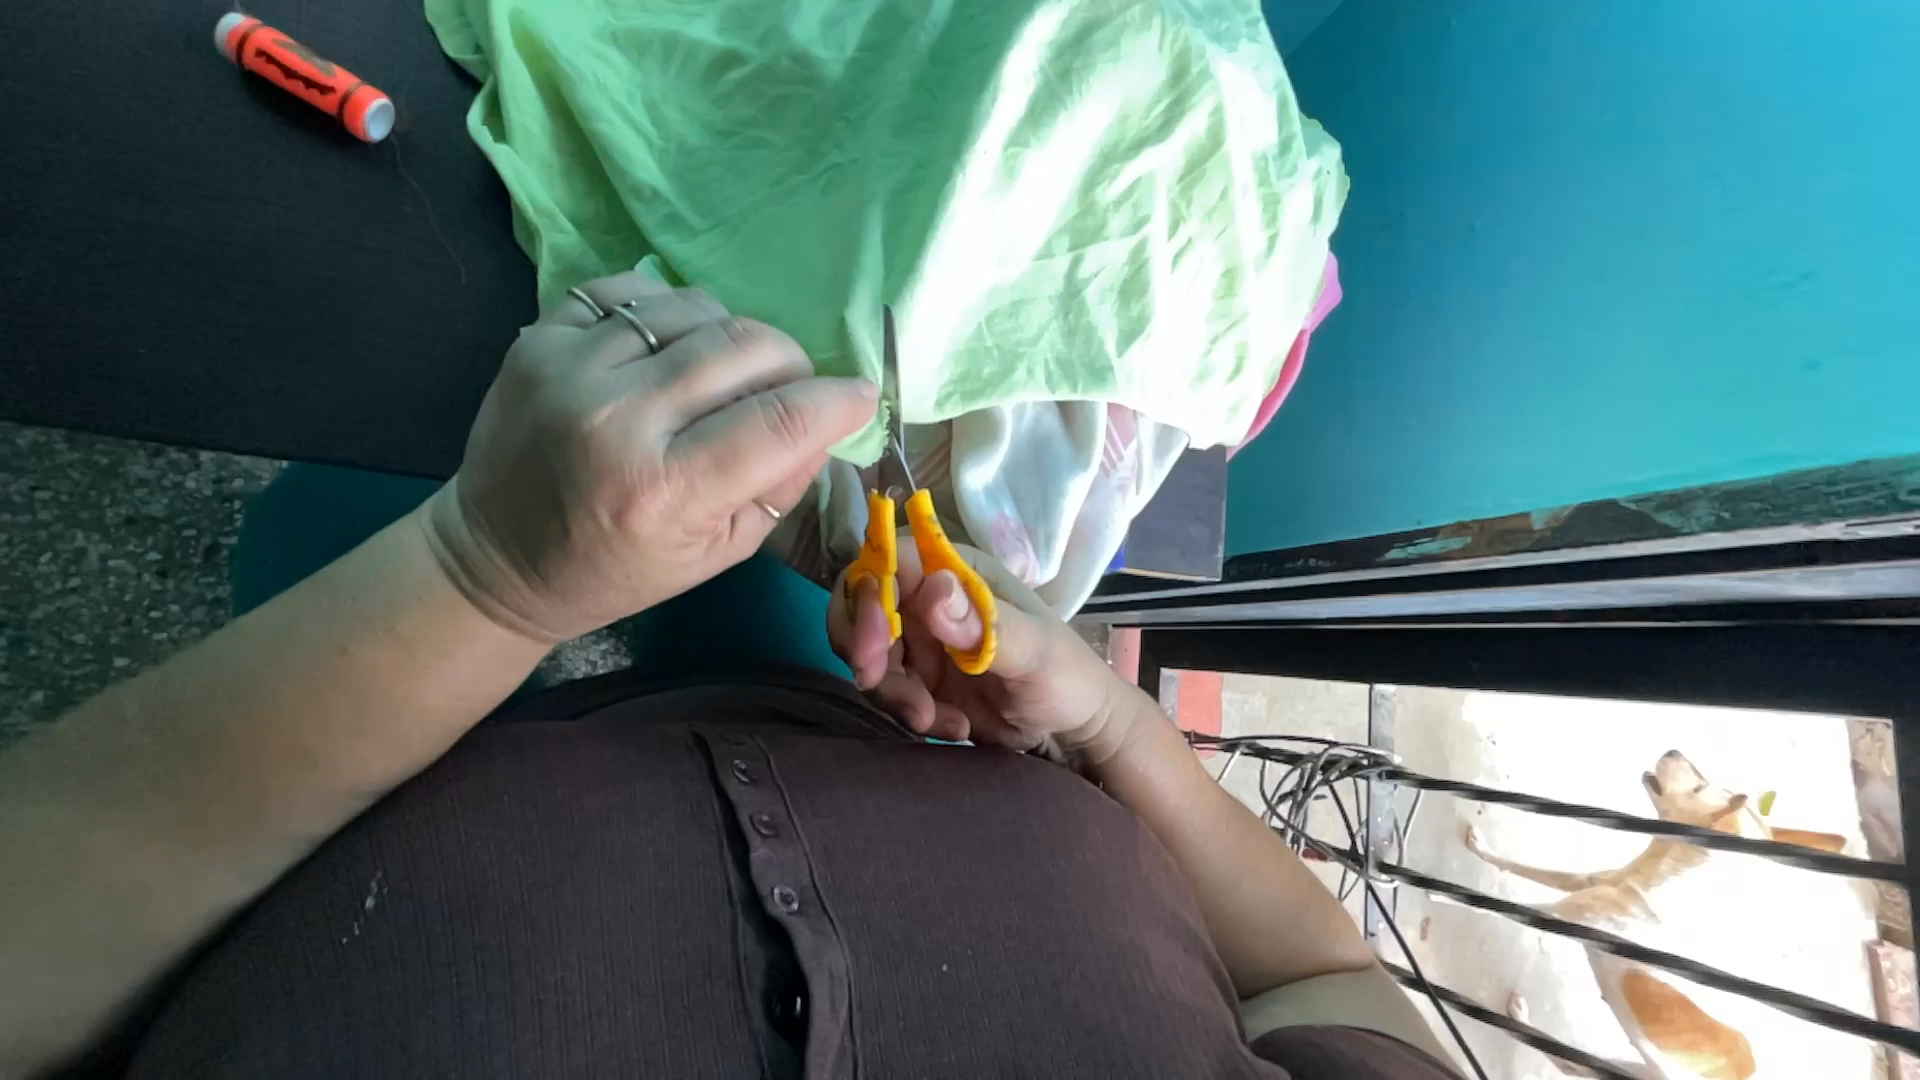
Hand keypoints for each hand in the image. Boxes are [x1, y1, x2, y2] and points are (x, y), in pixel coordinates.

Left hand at [424, 272, 877, 642]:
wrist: (499, 556)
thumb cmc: (622, 569)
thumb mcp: (721, 552)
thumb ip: (783, 484)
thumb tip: (825, 422)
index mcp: (666, 492)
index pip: (781, 422)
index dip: (839, 400)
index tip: (861, 395)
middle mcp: (618, 420)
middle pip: (746, 348)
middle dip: (794, 362)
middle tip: (795, 387)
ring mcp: (571, 367)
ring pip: (698, 308)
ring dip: (738, 334)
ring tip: (730, 372)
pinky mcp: (539, 337)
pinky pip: (637, 291)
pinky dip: (676, 314)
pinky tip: (674, 350)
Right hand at [828, 540, 1149, 765]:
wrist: (1073, 730)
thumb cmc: (1065, 676)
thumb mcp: (1033, 651)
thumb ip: (984, 623)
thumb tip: (933, 589)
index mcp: (958, 571)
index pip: (892, 559)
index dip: (869, 592)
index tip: (875, 641)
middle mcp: (932, 598)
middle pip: (863, 603)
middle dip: (863, 644)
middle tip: (876, 681)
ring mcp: (922, 638)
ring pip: (869, 652)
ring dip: (891, 689)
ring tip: (934, 719)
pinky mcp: (918, 678)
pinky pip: (887, 689)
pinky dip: (908, 712)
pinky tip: (952, 726)